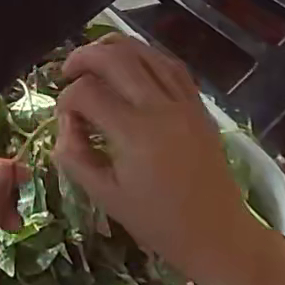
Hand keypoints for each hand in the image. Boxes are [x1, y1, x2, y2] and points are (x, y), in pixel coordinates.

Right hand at [52, 35, 269, 284]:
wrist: (219, 236)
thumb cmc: (159, 223)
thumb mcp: (105, 197)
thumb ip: (75, 156)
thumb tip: (65, 123)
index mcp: (135, 134)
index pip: (87, 93)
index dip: (66, 100)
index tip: (65, 119)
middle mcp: (160, 107)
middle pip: (114, 57)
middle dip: (82, 58)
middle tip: (67, 72)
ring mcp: (183, 101)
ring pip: (143, 51)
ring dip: (112, 48)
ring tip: (94, 61)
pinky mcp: (198, 104)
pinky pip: (169, 63)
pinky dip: (144, 56)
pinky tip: (130, 66)